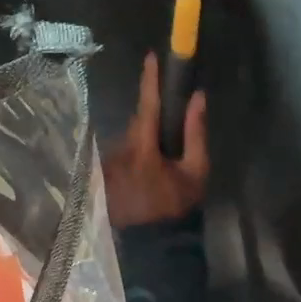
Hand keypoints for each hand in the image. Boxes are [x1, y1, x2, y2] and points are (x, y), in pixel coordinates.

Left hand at [102, 53, 208, 227]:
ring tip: (159, 162)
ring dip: (144, 141)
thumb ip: (196, 133)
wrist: (149, 245)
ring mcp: (107, 163)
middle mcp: (119, 149)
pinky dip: (135, 157)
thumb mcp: (195, 172)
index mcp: (142, 146)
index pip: (147, 104)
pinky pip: (122, 155)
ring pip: (128, 140)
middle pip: (137, 122)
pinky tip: (145, 174)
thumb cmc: (175, 207)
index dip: (150, 80)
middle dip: (152, 116)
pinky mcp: (102, 176)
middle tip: (170, 122)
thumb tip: (198, 98)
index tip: (152, 57)